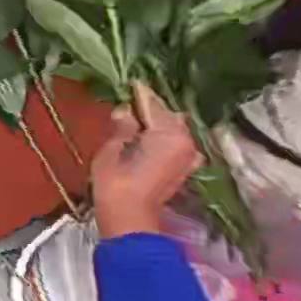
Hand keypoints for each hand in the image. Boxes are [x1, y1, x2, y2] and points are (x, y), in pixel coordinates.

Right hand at [90, 82, 201, 239]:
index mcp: (168, 133)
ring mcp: (188, 156)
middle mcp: (185, 141)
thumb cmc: (116, 184)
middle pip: (167, 115)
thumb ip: (122, 127)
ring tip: (138, 115)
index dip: (139, 92)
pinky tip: (150, 134)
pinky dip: (165, 135)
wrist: (129, 220)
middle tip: (131, 97)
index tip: (131, 80)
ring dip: (158, 120)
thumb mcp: (112, 150)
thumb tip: (125, 111)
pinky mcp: (184, 168)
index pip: (152, 104)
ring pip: (173, 128)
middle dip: (150, 106)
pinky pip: (176, 142)